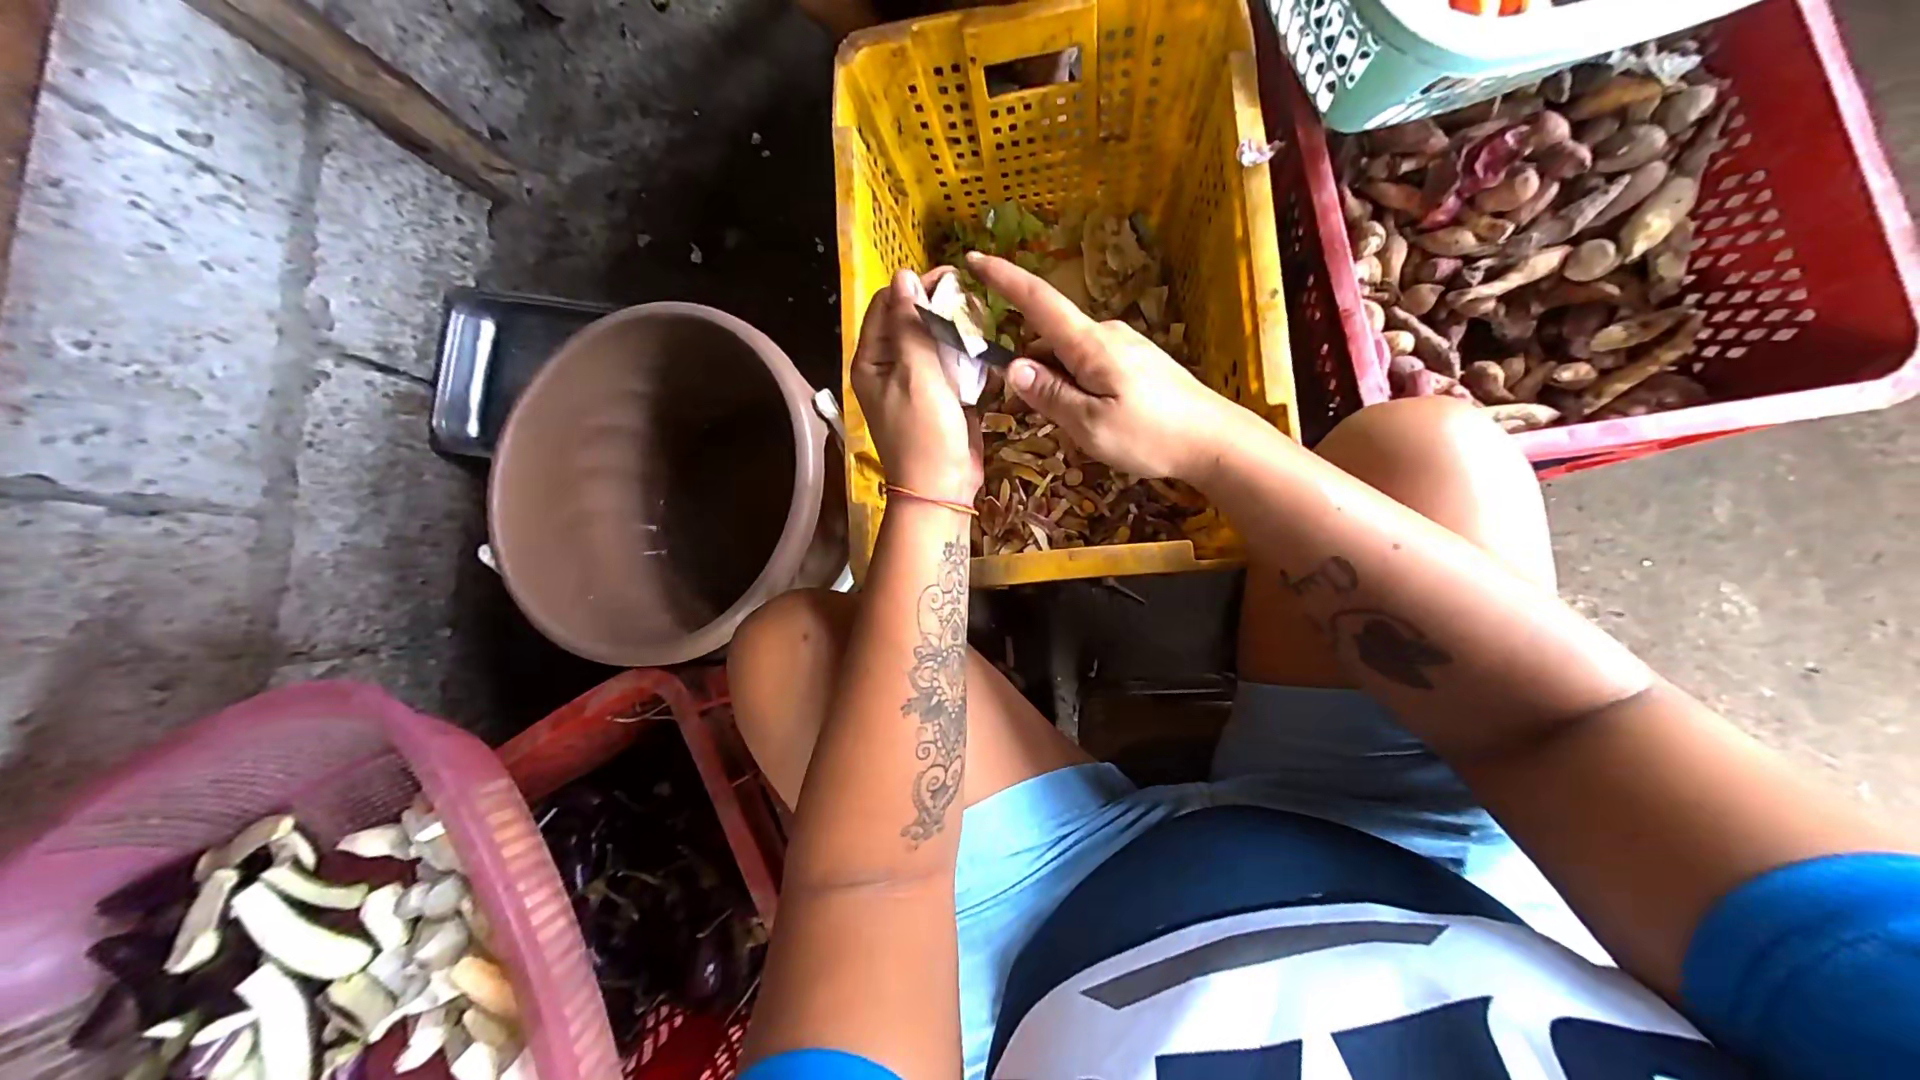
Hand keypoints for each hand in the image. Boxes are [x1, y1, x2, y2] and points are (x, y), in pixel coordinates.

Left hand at [850, 268, 982, 500]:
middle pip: (911, 320)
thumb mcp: (916, 374)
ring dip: (954, 328)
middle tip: (969, 300)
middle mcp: (889, 367)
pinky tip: (981, 347)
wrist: (942, 487)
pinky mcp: (939, 396)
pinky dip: (963, 353)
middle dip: (938, 306)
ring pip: (934, 341)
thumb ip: (911, 325)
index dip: (914, 286)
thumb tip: (903, 277)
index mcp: (872, 360)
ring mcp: (916, 382)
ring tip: (979, 319)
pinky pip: (949, 364)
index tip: (950, 277)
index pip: (886, 306)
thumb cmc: (924, 433)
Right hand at [966, 253, 1242, 481]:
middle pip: (1049, 339)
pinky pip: (1089, 364)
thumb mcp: (1089, 425)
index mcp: (1090, 344)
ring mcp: (1124, 345)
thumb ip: (1049, 394)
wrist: (1215, 440)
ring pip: (1069, 356)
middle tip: (1032, 414)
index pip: (1038, 301)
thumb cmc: (1151, 436)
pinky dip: (1076, 385)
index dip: (1003, 278)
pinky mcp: (1136, 360)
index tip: (972, 259)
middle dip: (1030, 368)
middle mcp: (1106, 334)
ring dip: (1056, 383)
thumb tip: (1013, 367)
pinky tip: (1093, 418)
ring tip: (1074, 427)